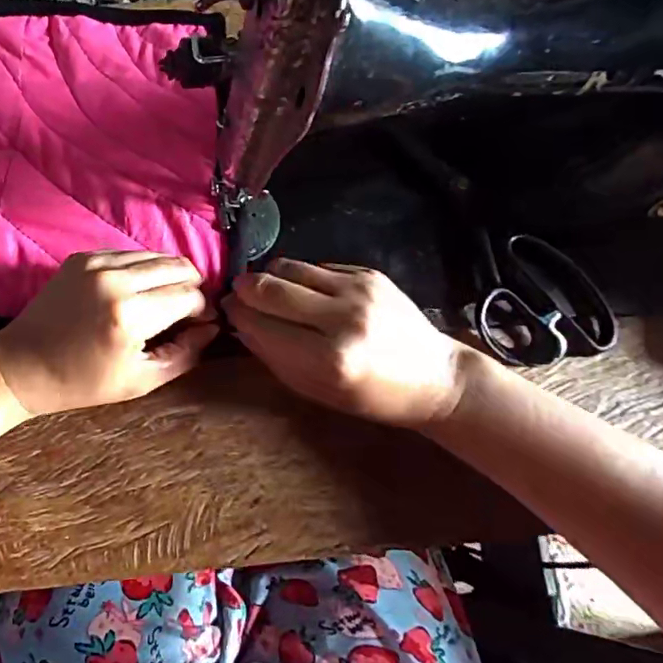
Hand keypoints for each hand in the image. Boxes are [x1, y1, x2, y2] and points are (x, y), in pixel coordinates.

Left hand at [0, 251, 218, 415]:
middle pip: (178, 266)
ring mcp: (94, 263)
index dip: (202, 309)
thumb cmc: (83, 381)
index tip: (200, 323)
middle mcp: (114, 280)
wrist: (24, 365)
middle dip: (192, 286)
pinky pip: (128, 254)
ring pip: (155, 255)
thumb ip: (184, 354)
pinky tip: (136, 290)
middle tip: (187, 309)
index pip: (188, 295)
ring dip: (168, 274)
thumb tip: (212, 327)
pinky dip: (141, 269)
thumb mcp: (141, 380)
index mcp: (129, 315)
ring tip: (164, 299)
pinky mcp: (81, 257)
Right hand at [223, 259, 475, 427]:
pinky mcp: (369, 274)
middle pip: (270, 287)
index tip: (227, 310)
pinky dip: (300, 277)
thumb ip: (273, 356)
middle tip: (237, 294)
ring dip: (269, 277)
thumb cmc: (371, 396)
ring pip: (289, 267)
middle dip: (244, 289)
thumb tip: (239, 324)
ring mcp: (359, 291)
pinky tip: (304, 293)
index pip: (261, 323)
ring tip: (266, 290)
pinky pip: (316, 267)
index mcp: (328, 359)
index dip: (236, 314)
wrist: (435, 377)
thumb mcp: (316, 391)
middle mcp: (343, 318)